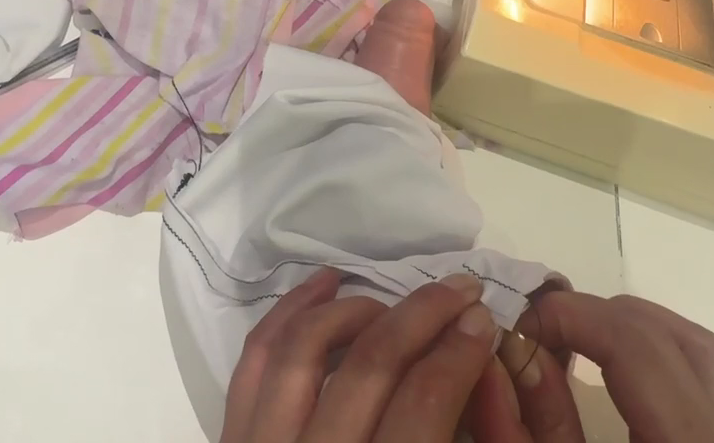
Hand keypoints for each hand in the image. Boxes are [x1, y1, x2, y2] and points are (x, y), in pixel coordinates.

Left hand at [221, 268, 504, 442]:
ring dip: (355, 309)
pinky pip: (254, 357)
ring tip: (393, 296)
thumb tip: (481, 390)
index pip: (421, 406)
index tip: (483, 321)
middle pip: (369, 366)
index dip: (458, 356)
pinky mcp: (229, 440)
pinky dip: (289, 311)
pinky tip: (323, 285)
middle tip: (459, 289)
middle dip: (422, 316)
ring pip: (304, 349)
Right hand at [516, 292, 713, 442]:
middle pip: (659, 332)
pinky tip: (606, 364)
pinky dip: (645, 344)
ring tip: (568, 341)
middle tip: (532, 332)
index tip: (515, 326)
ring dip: (618, 323)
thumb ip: (540, 420)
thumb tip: (512, 343)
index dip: (568, 317)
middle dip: (586, 315)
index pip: (634, 345)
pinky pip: (694, 364)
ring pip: (687, 340)